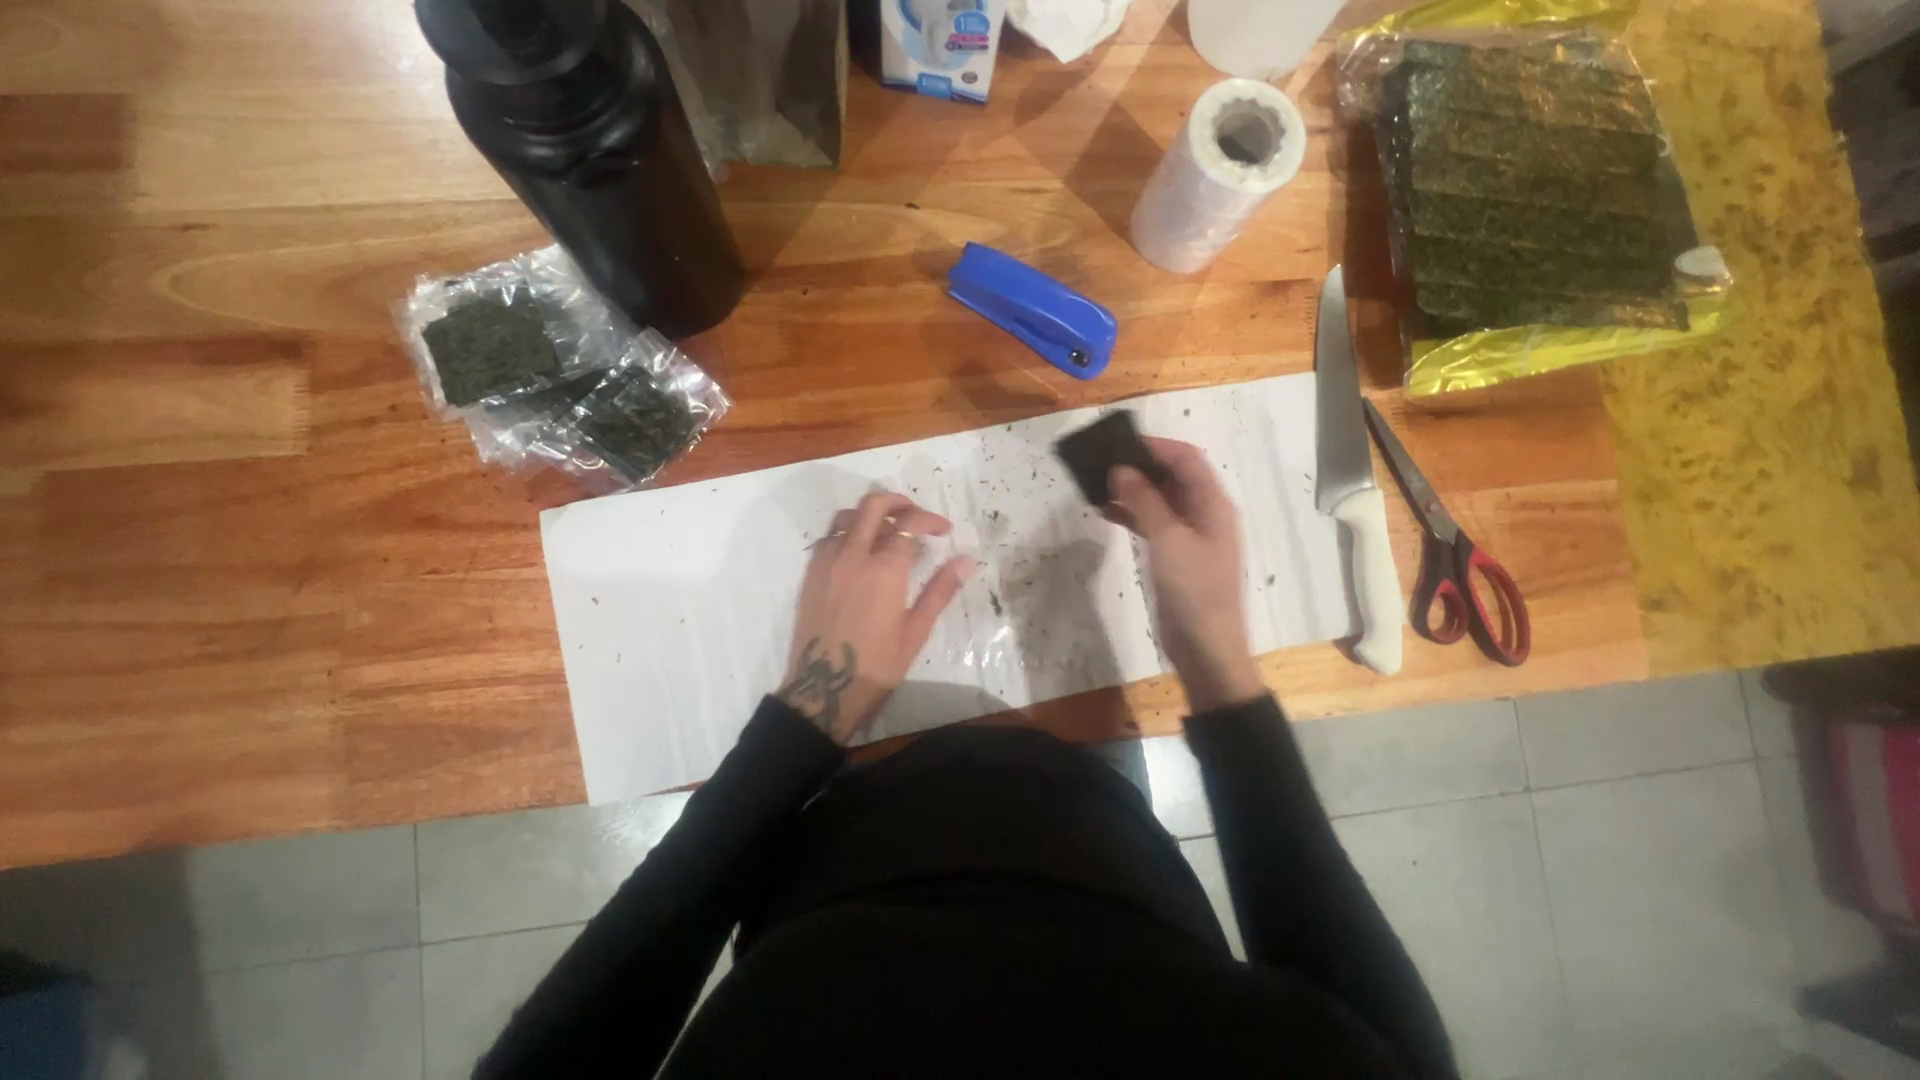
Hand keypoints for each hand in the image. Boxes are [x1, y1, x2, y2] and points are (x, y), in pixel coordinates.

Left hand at [778, 492, 975, 743]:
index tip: (944, 531)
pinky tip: (860, 554)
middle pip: (873, 505)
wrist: (824, 690)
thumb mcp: (916, 631)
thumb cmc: (878, 666)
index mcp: (884, 569)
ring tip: (887, 532)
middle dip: (898, 502)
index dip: (930, 520)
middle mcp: (853, 556)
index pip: (909, 524)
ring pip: (846, 516)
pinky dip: (848, 533)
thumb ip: (940, 590)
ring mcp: (826, 562)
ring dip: (869, 515)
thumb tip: (967, 561)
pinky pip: (829, 537)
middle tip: (915, 516)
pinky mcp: (810, 575)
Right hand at [1105, 438, 1264, 711]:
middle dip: (1139, 466)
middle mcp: (1205, 515)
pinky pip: (1153, 525)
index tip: (1118, 442)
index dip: (1155, 446)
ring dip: (1132, 491)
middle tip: (1101, 461)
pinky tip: (1104, 512)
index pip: (1187, 459)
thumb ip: (1144, 501)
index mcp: (1214, 505)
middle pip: (1173, 477)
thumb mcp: (1168, 540)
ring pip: (1160, 501)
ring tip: (1096, 484)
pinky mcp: (1175, 558)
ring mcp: (1190, 537)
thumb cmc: (1194, 590)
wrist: (1206, 648)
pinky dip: (1132, 516)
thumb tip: (1120, 468)